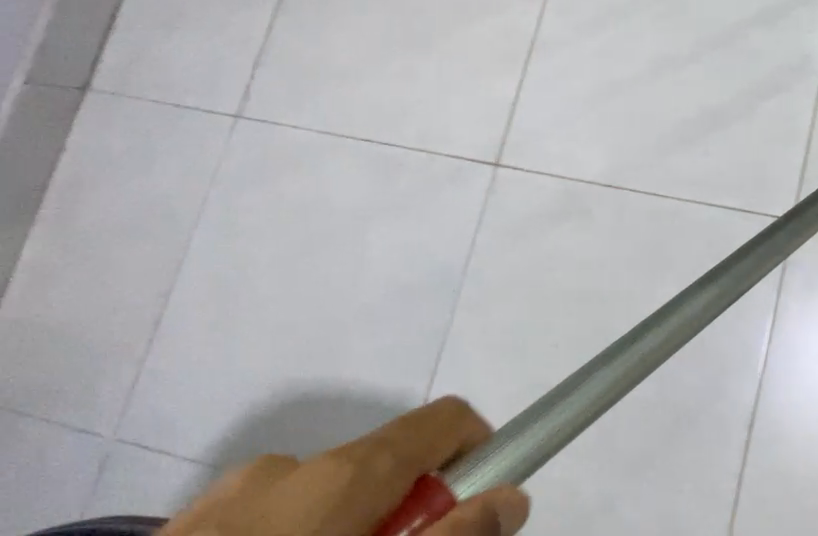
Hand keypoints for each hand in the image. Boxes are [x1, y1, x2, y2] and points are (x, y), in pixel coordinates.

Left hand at [160, 397, 528, 535]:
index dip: (478, 455)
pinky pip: (263, 520)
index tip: (471, 510)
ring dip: (341, 532)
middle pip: (385, 467)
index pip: (445, 420)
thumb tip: (513, 496)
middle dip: (402, 515)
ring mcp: (224, 498)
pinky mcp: (177, 529)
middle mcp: (290, 466)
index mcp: (343, 471)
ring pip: (320, 501)